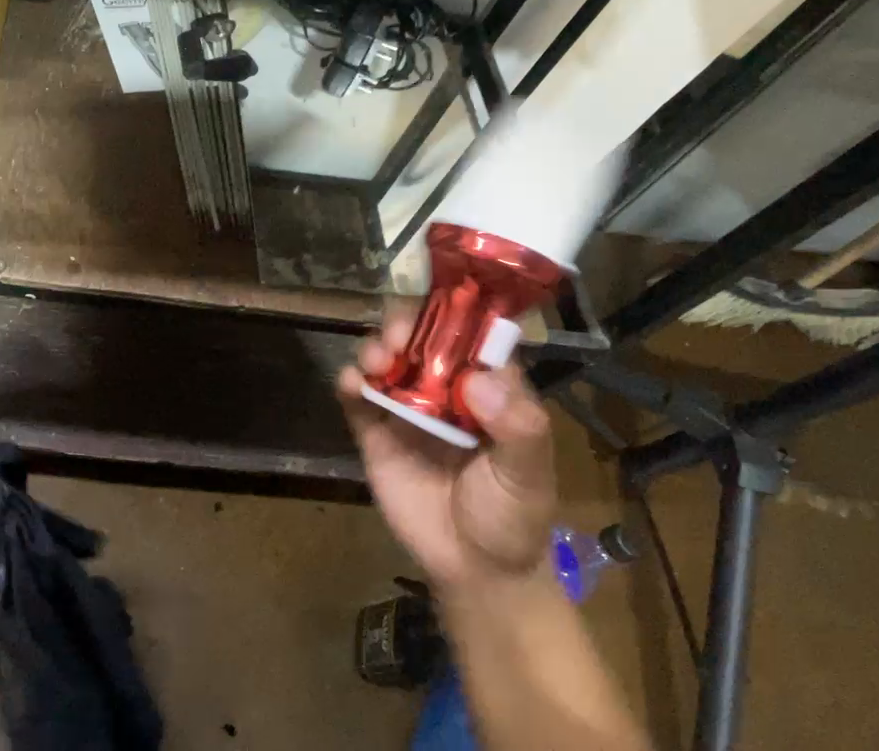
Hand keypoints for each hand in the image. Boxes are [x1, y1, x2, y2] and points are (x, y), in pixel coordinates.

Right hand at [337, 308, 556, 594]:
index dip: (456, 316)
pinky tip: (352, 384)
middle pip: (421, 339)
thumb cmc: (513, 516)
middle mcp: (445, 389)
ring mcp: (407, 409)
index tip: (440, 309)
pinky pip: (358, 399)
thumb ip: (518, 428)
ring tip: (378, 361)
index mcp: (489, 389)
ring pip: (387, 361)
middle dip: (407, 326)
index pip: (472, 337)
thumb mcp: (528, 474)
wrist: (474, 569)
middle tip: (399, 336)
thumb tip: (481, 381)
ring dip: (377, 348)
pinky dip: (350, 383)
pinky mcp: (374, 432)